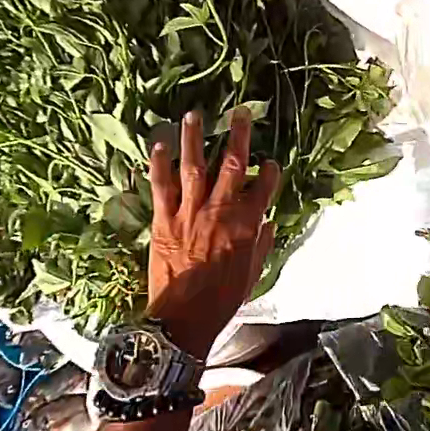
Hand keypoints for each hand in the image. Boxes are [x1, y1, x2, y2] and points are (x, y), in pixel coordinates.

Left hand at [145, 108, 281, 359]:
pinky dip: (159, 164)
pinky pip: (161, 186)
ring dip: (194, 138)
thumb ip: (260, 245)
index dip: (269, 171)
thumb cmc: (221, 300)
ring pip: (194, 166)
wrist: (185, 318)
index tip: (270, 163)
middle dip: (238, 135)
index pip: (263, 187)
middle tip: (240, 112)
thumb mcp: (251, 275)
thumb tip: (268, 224)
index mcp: (245, 225)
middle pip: (232, 164)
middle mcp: (220, 211)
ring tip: (193, 115)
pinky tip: (159, 144)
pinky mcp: (163, 220)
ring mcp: (190, 212)